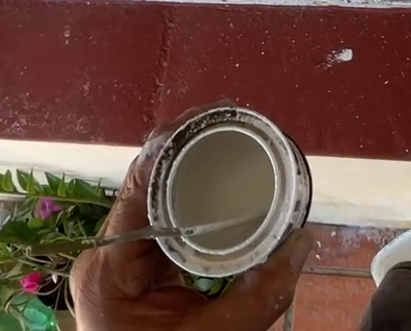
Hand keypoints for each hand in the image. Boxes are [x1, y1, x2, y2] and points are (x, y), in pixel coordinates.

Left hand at [71, 113, 313, 330]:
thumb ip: (261, 295)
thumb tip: (304, 239)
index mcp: (109, 266)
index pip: (139, 183)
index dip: (172, 142)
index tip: (213, 115)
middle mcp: (107, 252)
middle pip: (147, 181)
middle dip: (190, 147)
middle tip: (236, 124)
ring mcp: (119, 259)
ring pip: (155, 196)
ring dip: (190, 166)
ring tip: (232, 139)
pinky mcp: (136, 268)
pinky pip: (163, 218)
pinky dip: (190, 197)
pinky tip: (219, 181)